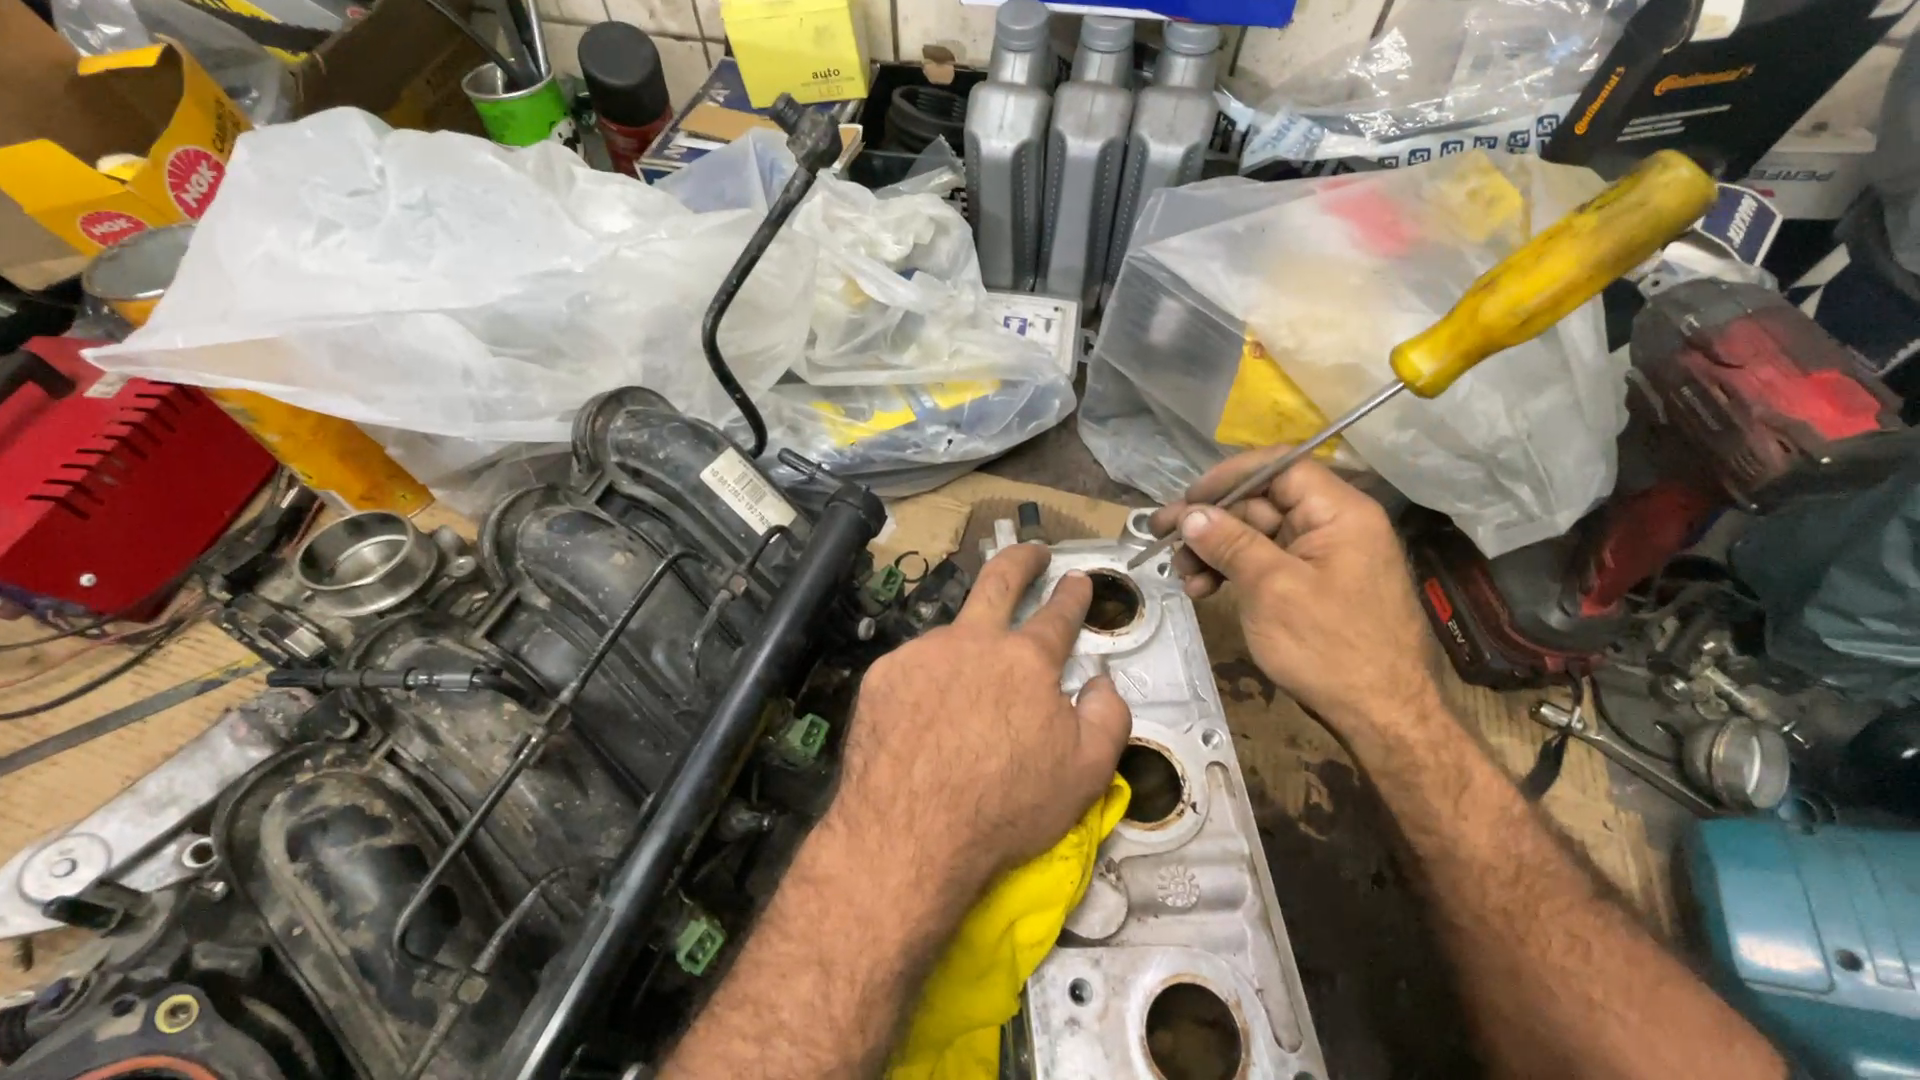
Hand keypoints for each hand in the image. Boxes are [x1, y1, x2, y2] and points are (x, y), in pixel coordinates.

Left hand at [830, 543, 1131, 895]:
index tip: (1078, 579)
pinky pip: (915, 669)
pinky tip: (927, 715)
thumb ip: (1108, 716)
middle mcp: (971, 642)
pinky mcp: (882, 677)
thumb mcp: (1086, 772)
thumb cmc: (1006, 807)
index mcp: (1025, 660)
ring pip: (951, 636)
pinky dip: (929, 682)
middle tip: (1032, 553)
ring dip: (967, 646)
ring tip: (967, 689)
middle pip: (998, 581)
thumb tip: (1099, 682)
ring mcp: (921, 655)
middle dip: (1022, 560)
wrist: (909, 835)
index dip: (1072, 594)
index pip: (1057, 615)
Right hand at [1149, 451, 1441, 736]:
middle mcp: (1336, 526)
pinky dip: (1236, 573)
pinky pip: (1269, 564)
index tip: (1188, 500)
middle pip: (1264, 503)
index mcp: (1340, 513)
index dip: (1229, 477)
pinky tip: (1205, 590)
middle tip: (1163, 539)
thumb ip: (1230, 543)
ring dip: (1217, 551)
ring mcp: (1327, 558)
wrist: (1381, 715)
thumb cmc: (1329, 647)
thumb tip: (1191, 513)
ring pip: (1260, 536)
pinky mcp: (1316, 587)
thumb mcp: (1271, 589)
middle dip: (1213, 522)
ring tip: (1183, 576)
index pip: (1280, 467)